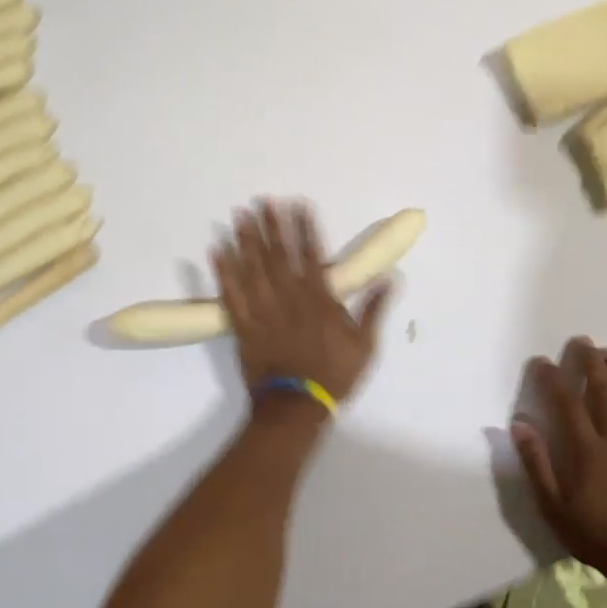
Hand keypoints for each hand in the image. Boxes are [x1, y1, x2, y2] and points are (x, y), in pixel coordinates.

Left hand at [212, 199, 392, 403]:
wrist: (296, 406)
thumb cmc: (334, 375)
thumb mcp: (364, 344)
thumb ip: (374, 308)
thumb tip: (390, 278)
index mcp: (319, 298)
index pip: (311, 254)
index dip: (304, 228)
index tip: (297, 204)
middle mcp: (289, 297)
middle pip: (278, 254)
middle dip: (270, 225)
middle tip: (261, 201)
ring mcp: (263, 310)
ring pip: (252, 268)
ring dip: (246, 240)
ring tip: (239, 216)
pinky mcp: (243, 325)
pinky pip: (230, 294)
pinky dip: (223, 272)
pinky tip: (216, 251)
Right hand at [510, 340, 606, 585]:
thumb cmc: (593, 535)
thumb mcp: (553, 506)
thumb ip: (537, 464)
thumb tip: (520, 425)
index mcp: (588, 451)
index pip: (567, 403)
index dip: (553, 378)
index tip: (541, 361)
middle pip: (605, 392)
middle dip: (592, 363)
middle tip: (582, 342)